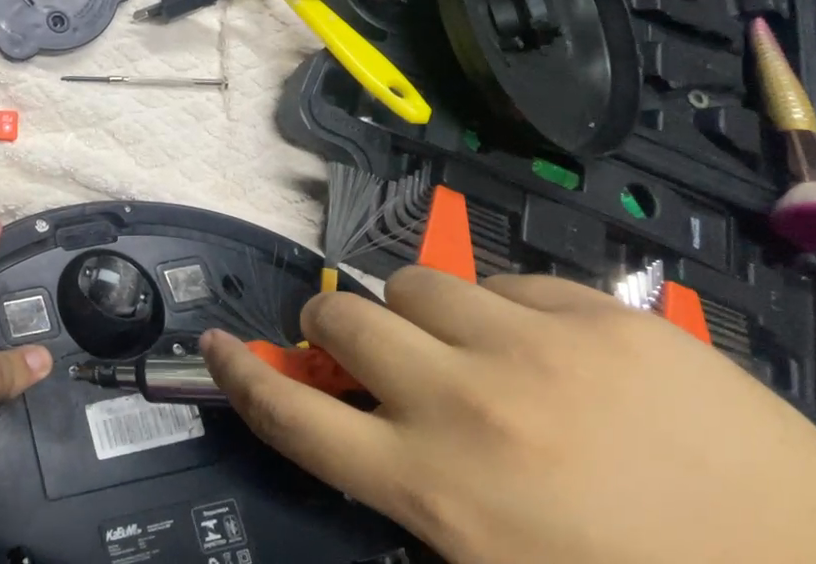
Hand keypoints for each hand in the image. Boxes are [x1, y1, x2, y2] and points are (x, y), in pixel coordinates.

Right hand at [203, 267, 815, 563]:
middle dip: (337, 329)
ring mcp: (534, 350)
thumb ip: (409, 491)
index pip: (291, 415)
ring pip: (412, 282)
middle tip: (368, 351)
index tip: (214, 345)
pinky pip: (504, 281)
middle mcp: (464, 405)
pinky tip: (549, 349)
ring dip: (419, 313)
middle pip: (338, 320)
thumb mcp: (492, 563)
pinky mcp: (601, 316)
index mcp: (435, 488)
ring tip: (469, 346)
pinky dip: (503, 310)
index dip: (238, 374)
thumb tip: (357, 424)